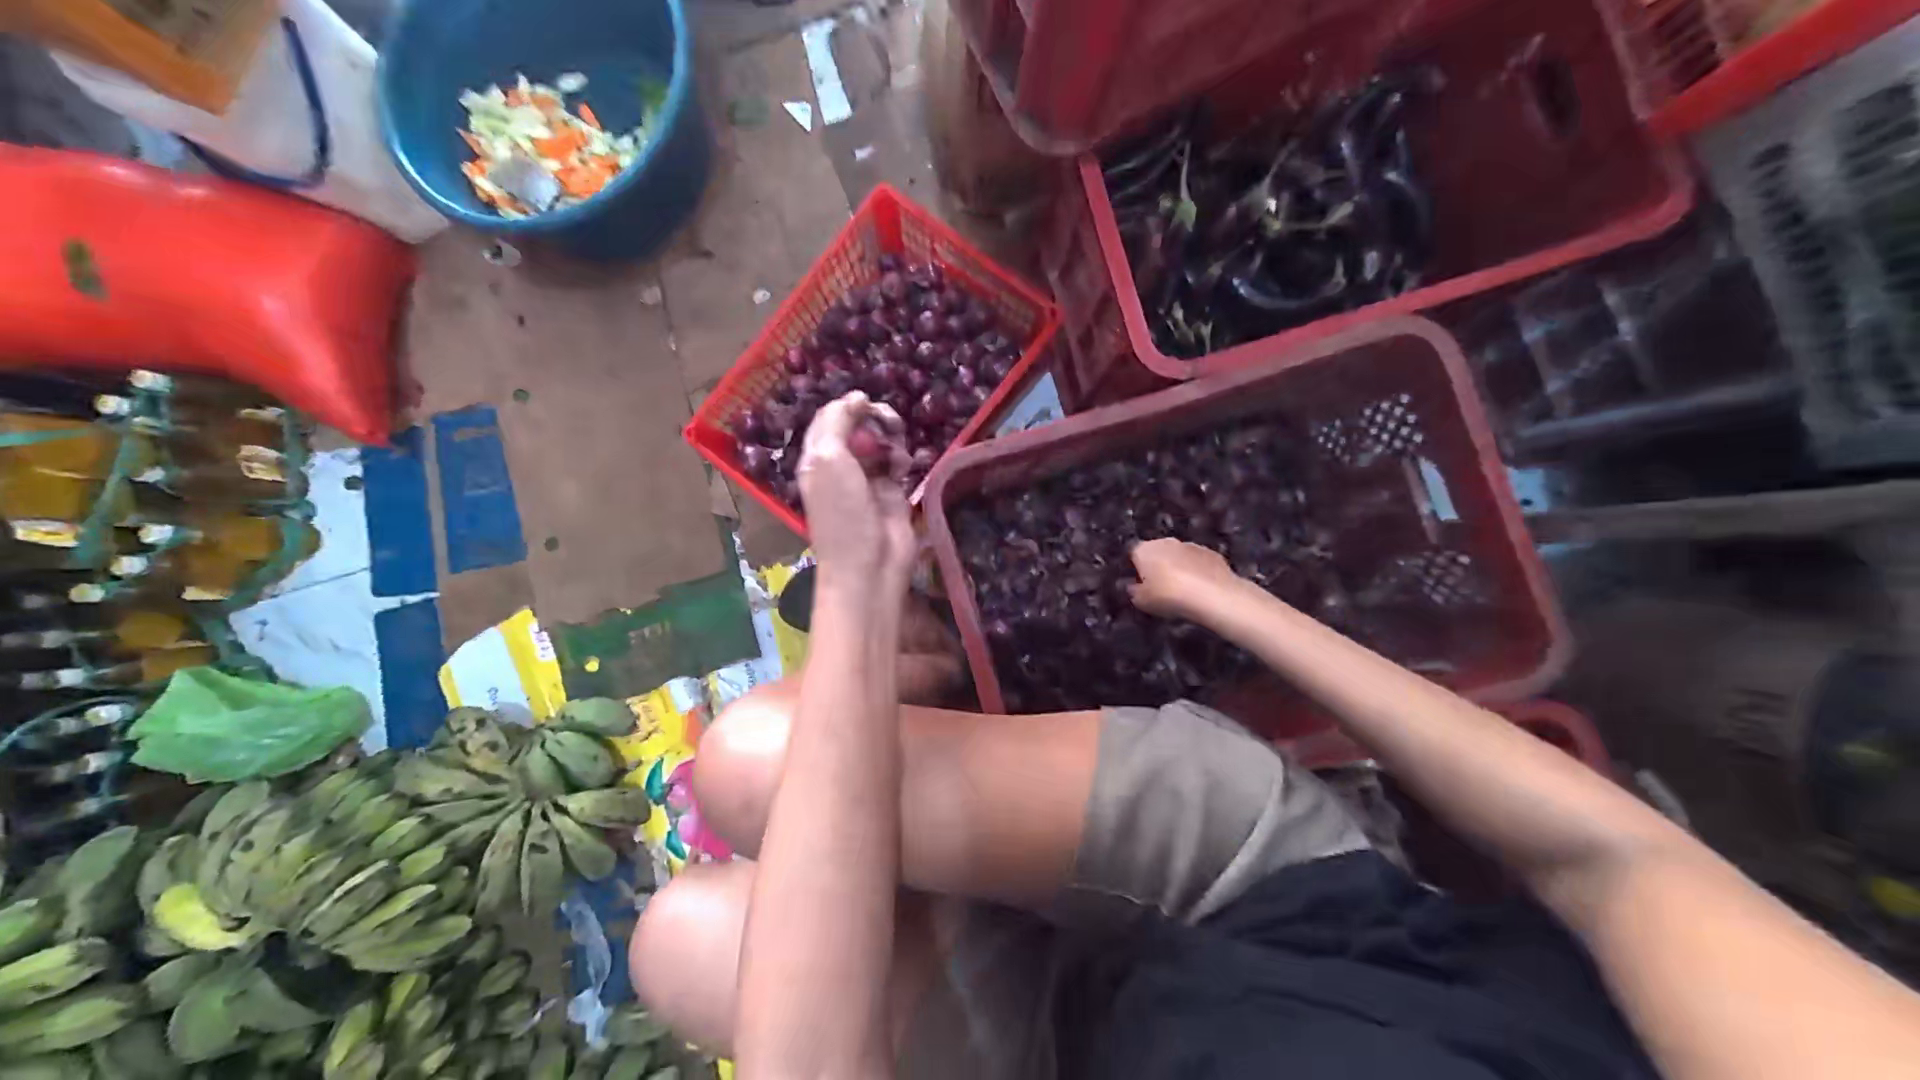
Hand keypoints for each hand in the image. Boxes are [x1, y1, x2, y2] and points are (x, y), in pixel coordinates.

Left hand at [797, 392, 914, 586]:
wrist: (870, 564)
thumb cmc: (843, 513)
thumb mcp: (829, 459)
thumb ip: (837, 421)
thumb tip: (857, 396)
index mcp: (817, 458)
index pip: (830, 418)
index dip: (848, 406)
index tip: (867, 402)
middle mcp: (841, 466)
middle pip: (859, 426)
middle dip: (875, 419)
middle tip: (888, 422)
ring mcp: (868, 479)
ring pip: (883, 441)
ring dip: (892, 438)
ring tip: (897, 448)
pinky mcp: (892, 491)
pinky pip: (899, 462)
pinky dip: (903, 458)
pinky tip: (903, 468)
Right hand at [1128, 538, 1245, 620]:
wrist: (1213, 596)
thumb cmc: (1169, 596)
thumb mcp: (1142, 602)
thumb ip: (1134, 591)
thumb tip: (1133, 587)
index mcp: (1144, 549)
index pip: (1133, 555)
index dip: (1135, 570)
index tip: (1139, 585)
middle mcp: (1166, 542)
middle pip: (1157, 552)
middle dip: (1157, 566)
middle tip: (1159, 588)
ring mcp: (1191, 545)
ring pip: (1179, 556)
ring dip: (1178, 568)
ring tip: (1182, 590)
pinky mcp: (1212, 553)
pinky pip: (1198, 562)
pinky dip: (1197, 571)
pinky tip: (1200, 588)